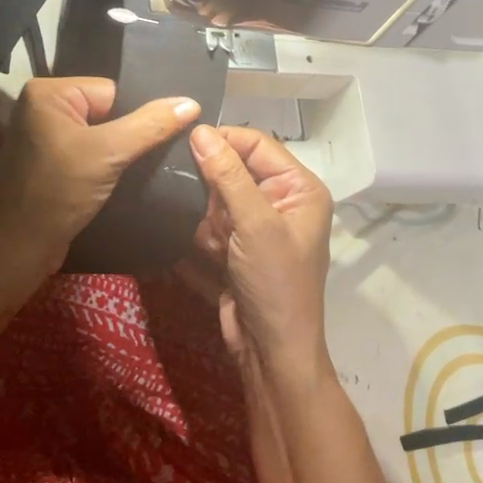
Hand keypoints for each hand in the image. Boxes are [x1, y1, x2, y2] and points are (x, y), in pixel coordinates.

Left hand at [0, 77, 201, 276]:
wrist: (21, 249)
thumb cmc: (58, 193)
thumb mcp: (109, 154)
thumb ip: (150, 125)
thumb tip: (192, 102)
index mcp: (48, 91)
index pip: (111, 91)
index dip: (133, 116)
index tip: (151, 141)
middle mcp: (42, 106)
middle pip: (108, 111)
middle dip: (127, 134)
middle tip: (145, 158)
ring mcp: (45, 135)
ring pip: (102, 133)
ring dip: (119, 152)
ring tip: (135, 170)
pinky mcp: (51, 161)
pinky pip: (89, 151)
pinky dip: (106, 164)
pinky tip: (119, 180)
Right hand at [188, 125, 335, 375]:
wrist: (271, 352)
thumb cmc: (275, 283)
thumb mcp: (255, 224)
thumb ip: (227, 175)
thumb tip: (199, 130)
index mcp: (299, 188)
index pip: (257, 144)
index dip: (223, 140)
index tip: (183, 142)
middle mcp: (281, 200)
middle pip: (235, 167)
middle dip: (210, 181)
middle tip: (183, 186)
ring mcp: (257, 225)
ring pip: (217, 195)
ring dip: (204, 210)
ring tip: (205, 231)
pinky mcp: (236, 246)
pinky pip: (211, 222)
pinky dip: (202, 231)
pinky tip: (204, 248)